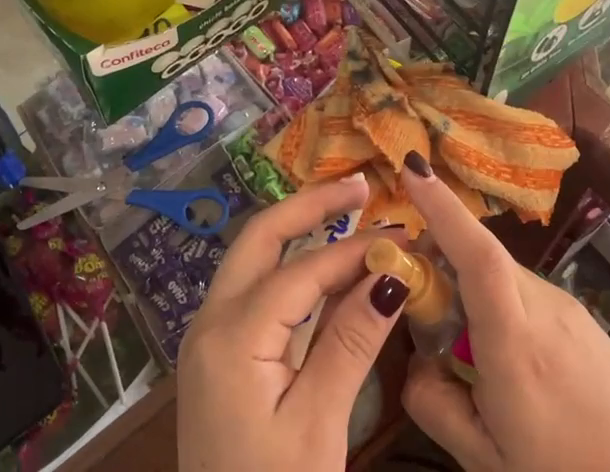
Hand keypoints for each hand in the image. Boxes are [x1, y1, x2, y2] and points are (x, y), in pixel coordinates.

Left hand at [178, 176, 406, 471]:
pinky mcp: (217, 353)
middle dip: (309, 206)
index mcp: (231, 335)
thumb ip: (351, 342)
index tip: (401, 234)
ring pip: (252, 260)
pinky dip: (288, 266)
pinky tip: (320, 264)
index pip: (301, 271)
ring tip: (346, 210)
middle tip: (360, 186)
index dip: (353, 250)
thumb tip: (390, 273)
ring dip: (297, 231)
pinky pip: (253, 289)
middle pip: (260, 239)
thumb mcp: (317, 423)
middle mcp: (210, 321)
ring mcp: (209, 335)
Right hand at [398, 152, 609, 471]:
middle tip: (416, 305)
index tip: (414, 168)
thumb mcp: (483, 457)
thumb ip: (432, 403)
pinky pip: (522, 291)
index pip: (478, 257)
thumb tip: (415, 359)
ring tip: (464, 350)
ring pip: (500, 275)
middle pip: (480, 258)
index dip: (444, 208)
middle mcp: (544, 308)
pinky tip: (505, 359)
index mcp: (515, 344)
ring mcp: (567, 306)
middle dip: (438, 261)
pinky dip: (496, 303)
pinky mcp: (580, 314)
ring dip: (468, 289)